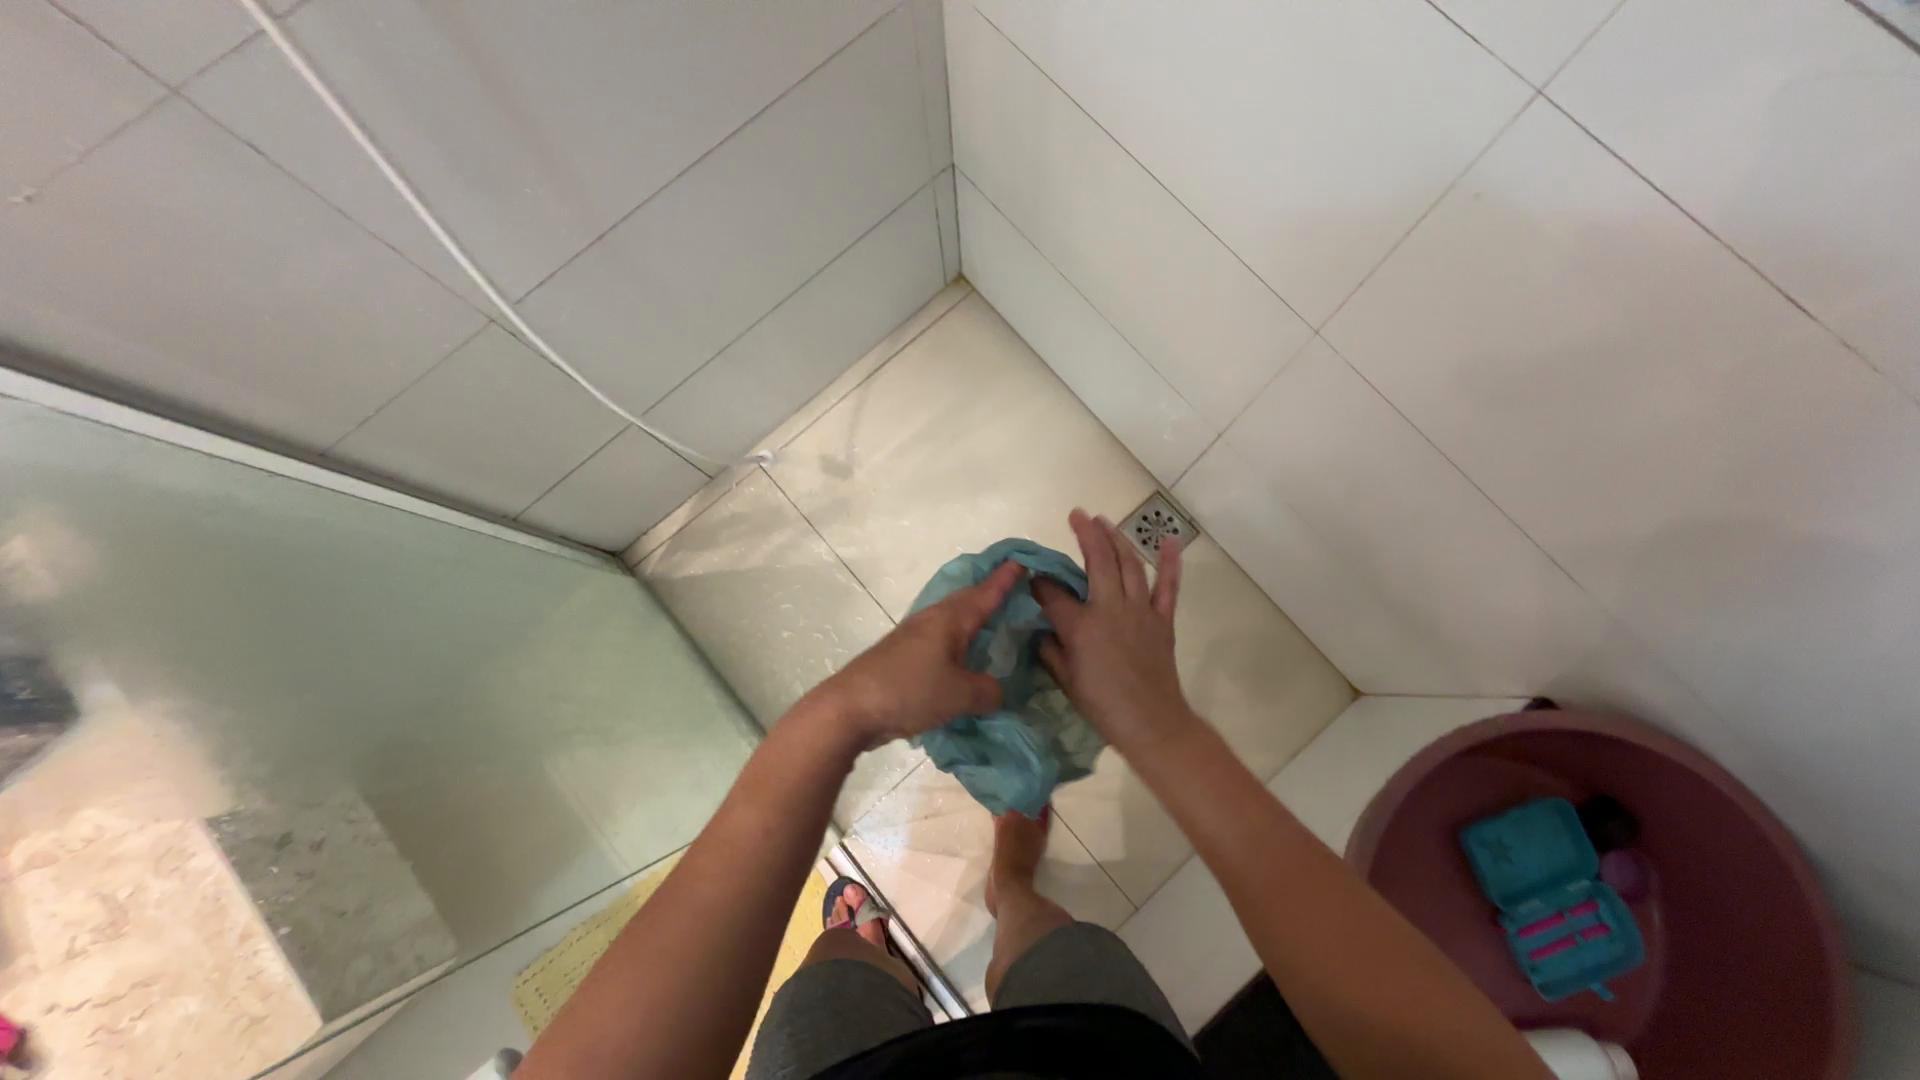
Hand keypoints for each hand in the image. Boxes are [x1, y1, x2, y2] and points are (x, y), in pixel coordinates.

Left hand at [800, 560, 1025, 746]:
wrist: (850, 708)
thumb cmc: (909, 691)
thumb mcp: (960, 695)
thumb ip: (987, 690)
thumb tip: (995, 690)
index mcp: (949, 621)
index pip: (985, 594)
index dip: (1005, 580)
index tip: (1022, 561)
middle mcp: (930, 621)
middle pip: (965, 602)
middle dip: (988, 595)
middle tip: (1013, 592)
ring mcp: (912, 639)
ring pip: (950, 623)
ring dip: (971, 622)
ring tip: (992, 628)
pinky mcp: (900, 659)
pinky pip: (939, 644)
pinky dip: (956, 646)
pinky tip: (961, 662)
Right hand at [1034, 509, 1200, 753]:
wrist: (1151, 723)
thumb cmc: (1102, 706)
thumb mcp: (1065, 680)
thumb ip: (1051, 649)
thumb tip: (1044, 629)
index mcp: (1081, 627)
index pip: (1054, 593)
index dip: (1040, 582)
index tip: (1032, 577)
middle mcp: (1110, 609)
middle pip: (1097, 561)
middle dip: (1085, 534)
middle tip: (1076, 515)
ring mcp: (1140, 612)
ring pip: (1128, 564)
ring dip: (1116, 539)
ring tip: (1104, 521)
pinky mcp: (1162, 620)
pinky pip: (1168, 586)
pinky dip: (1170, 562)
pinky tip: (1169, 539)